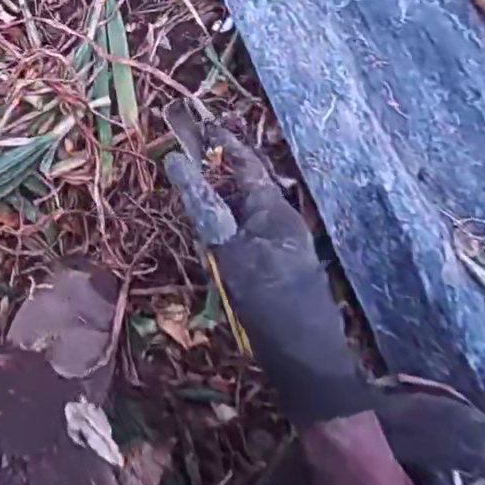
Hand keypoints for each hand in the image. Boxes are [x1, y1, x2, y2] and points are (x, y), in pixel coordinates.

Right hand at [168, 120, 373, 429]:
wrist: (308, 364)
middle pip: (244, 181)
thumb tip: (176, 162)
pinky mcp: (275, 264)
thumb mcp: (229, 252)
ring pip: (242, 207)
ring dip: (218, 195)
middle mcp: (281, 220)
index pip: (245, 162)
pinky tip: (207, 233)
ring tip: (190, 189)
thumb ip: (203, 206)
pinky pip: (245, 229)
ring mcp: (280, 243)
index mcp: (275, 210)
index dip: (221, 140)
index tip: (197, 121)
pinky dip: (224, 222)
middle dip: (216, 166)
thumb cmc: (269, 303)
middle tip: (186, 154)